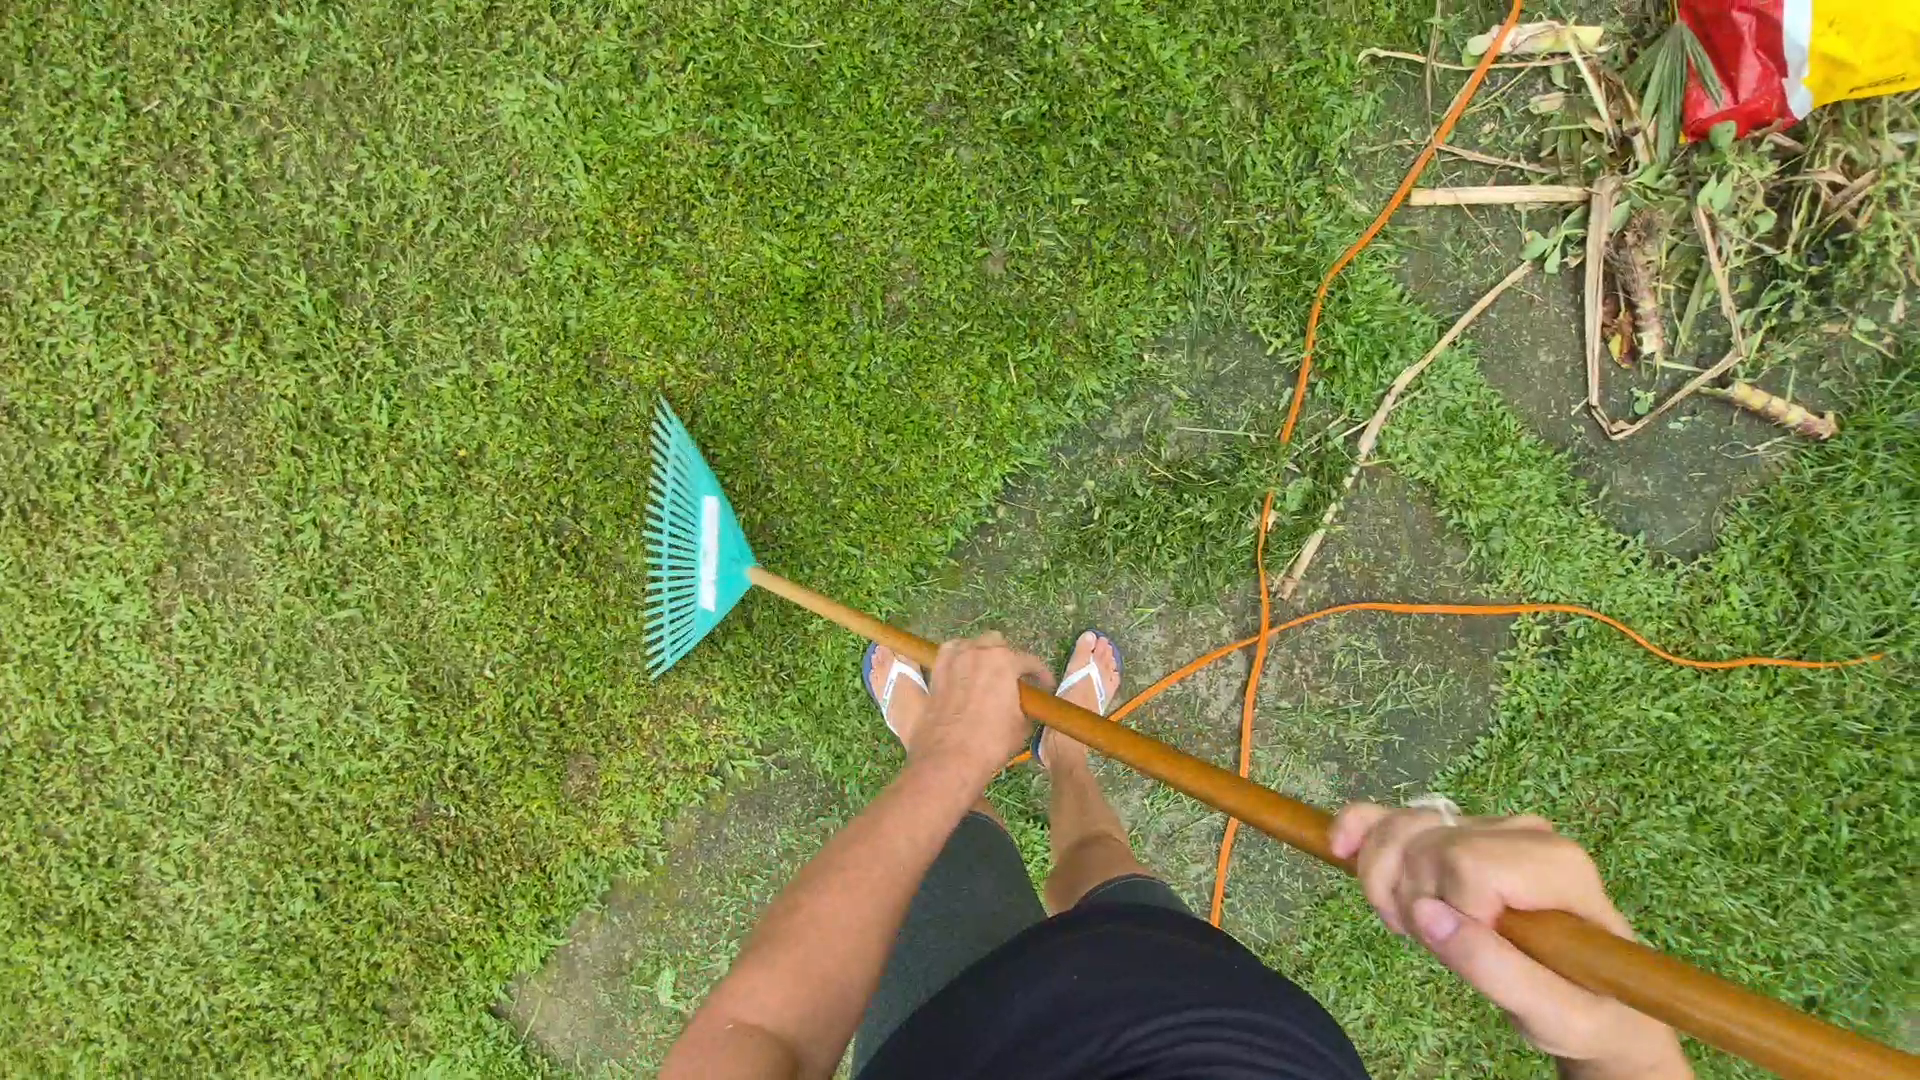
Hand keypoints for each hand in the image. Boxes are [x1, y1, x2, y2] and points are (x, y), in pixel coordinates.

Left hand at [907, 633, 1051, 781]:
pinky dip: (957, 657)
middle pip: (998, 645)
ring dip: (982, 655)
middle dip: (1008, 659)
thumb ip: (1026, 705)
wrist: (950, 758)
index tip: (1045, 687)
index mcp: (1005, 661)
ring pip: (971, 645)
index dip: (1041, 675)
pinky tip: (960, 669)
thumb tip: (1024, 704)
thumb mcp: (1022, 726)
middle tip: (1012, 681)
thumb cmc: (992, 742)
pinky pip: (949, 654)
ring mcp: (954, 659)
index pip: (1030, 661)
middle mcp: (978, 652)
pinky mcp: (936, 671)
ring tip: (985, 674)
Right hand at [1330, 803, 1691, 1079]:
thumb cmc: (1585, 1010)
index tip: (1476, 950)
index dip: (1455, 909)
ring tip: (1405, 923)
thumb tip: (1425, 914)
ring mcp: (1483, 823)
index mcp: (1558, 865)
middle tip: (1430, 943)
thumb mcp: (1556, 1016)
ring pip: (1399, 826)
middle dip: (1410, 898)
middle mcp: (1521, 830)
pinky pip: (1388, 813)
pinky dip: (1357, 827)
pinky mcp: (1452, 827)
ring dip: (1381, 876)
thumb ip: (1495, 969)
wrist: (1588, 994)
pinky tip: (1338, 846)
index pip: (1469, 862)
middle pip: (1425, 844)